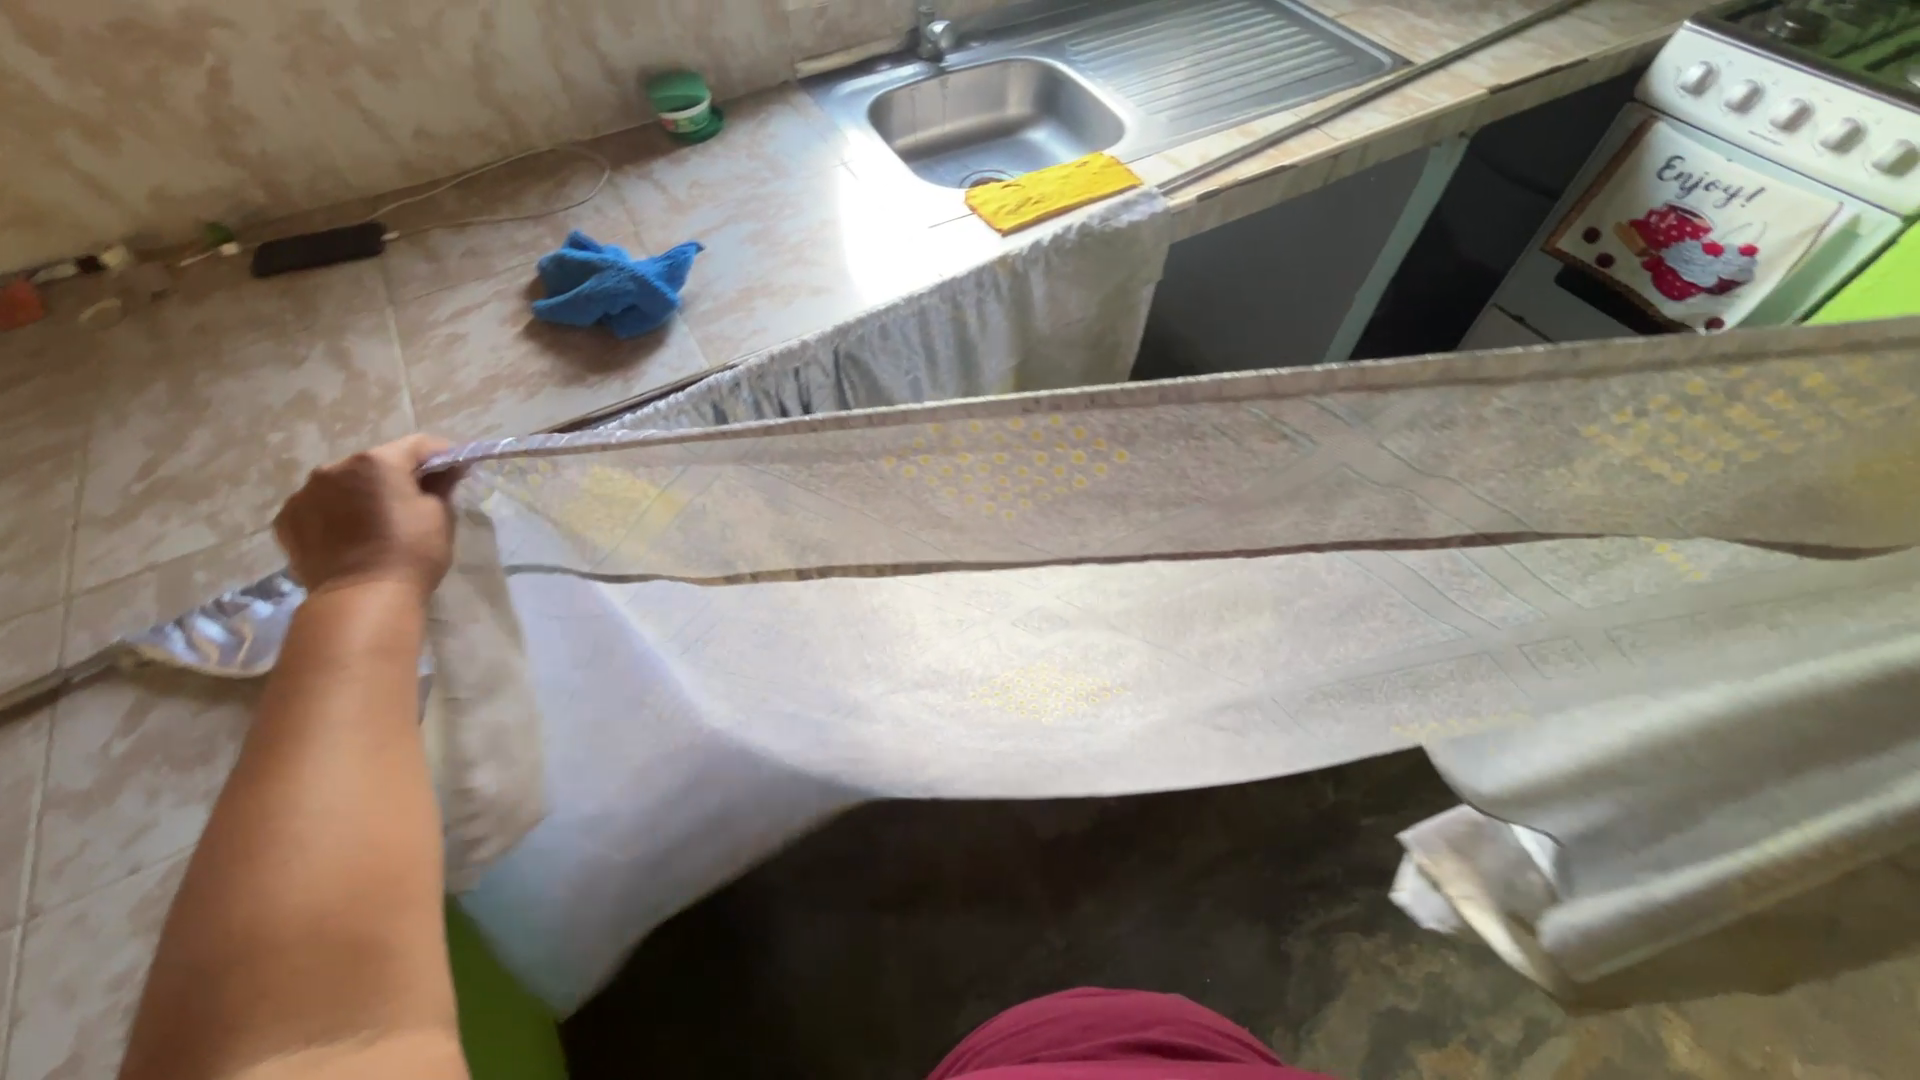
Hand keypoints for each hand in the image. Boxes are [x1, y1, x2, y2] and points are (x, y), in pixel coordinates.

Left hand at [274, 435, 459, 599]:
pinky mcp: (287, 520)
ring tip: (375, 522)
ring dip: (360, 494)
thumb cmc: (412, 552)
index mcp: (377, 462)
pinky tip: (348, 536)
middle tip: (415, 500)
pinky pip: (318, 507)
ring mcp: (304, 493)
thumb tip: (445, 472)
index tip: (456, 468)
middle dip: (395, 476)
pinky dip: (335, 514)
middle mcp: (334, 468)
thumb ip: (440, 486)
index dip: (441, 454)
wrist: (362, 597)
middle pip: (374, 463)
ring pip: (342, 484)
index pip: (418, 445)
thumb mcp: (440, 516)